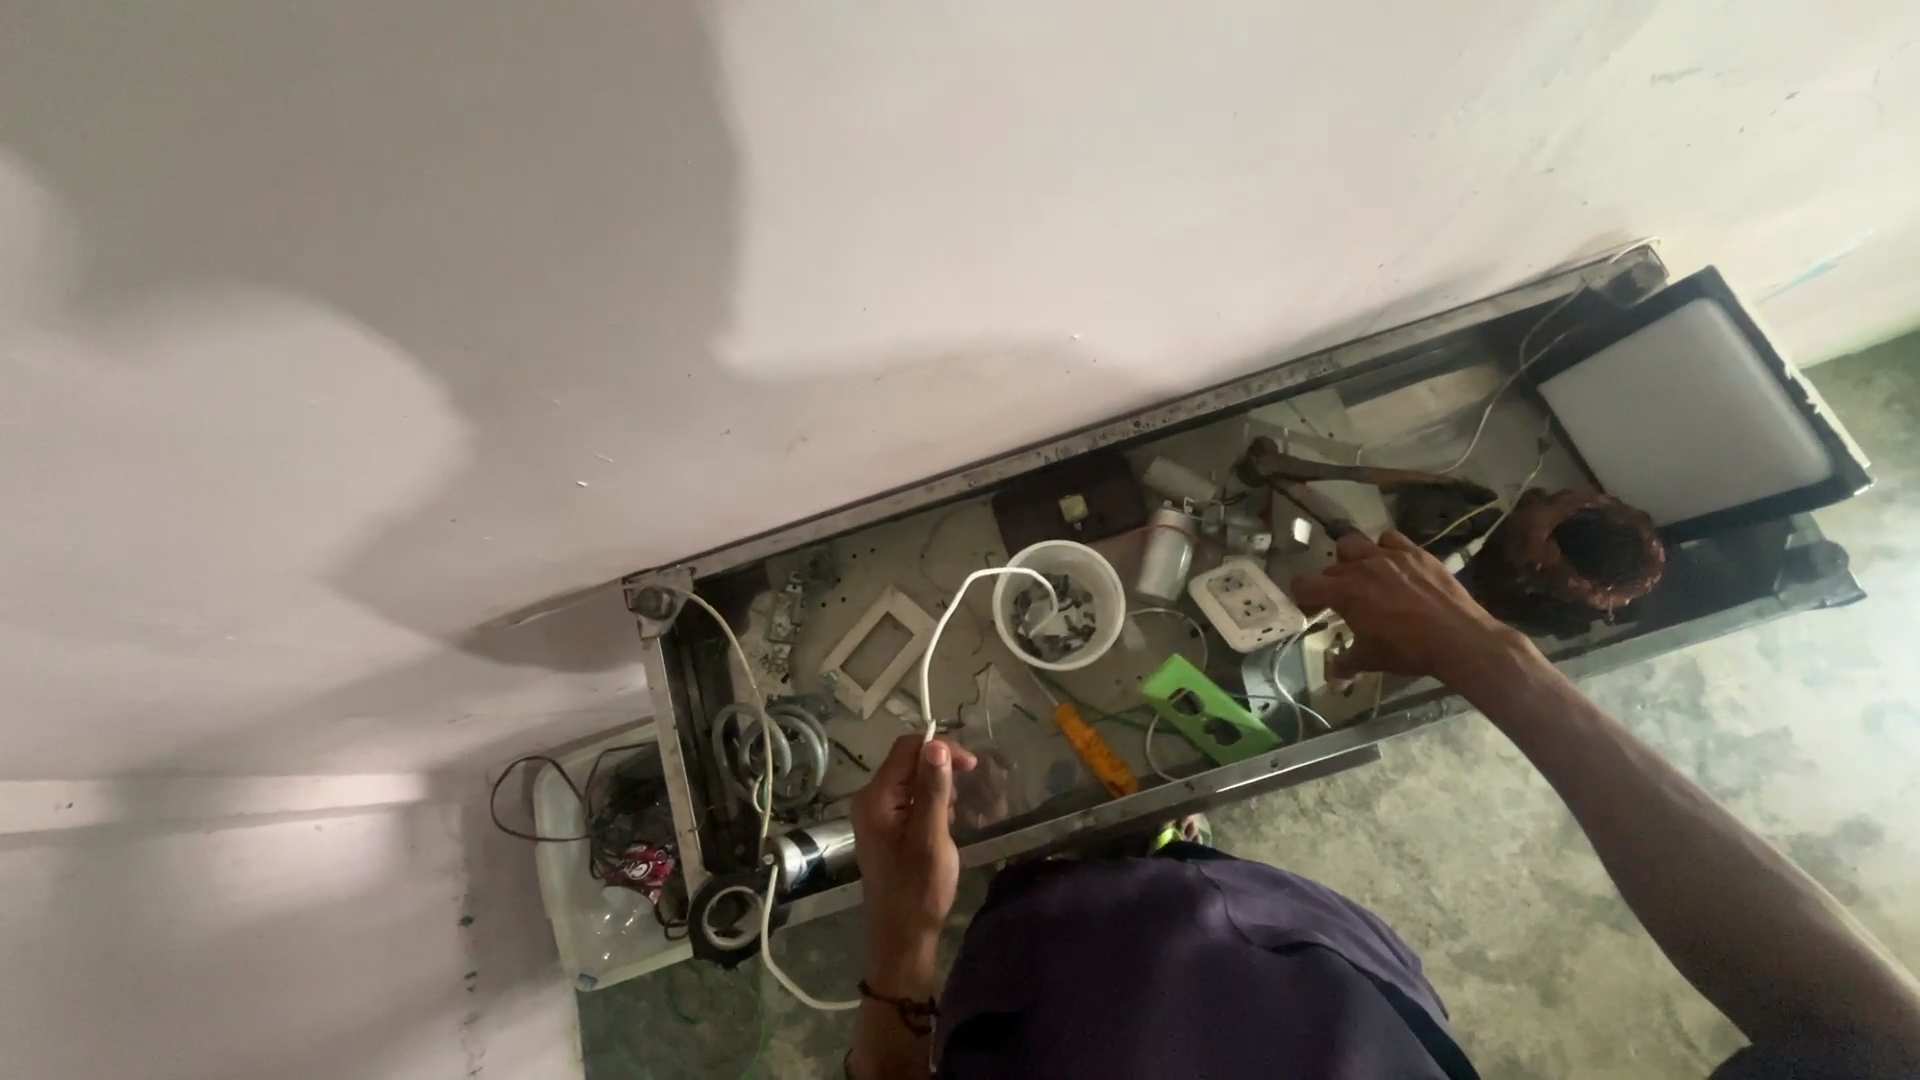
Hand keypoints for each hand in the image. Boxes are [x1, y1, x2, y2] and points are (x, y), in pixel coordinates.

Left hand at [850, 734, 976, 988]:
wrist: (902, 937)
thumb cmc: (918, 889)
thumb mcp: (930, 837)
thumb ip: (933, 790)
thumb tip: (937, 745)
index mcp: (875, 797)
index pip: (907, 748)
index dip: (940, 748)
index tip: (971, 765)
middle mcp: (871, 799)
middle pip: (909, 762)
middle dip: (941, 771)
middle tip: (967, 793)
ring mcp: (877, 814)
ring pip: (913, 780)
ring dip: (939, 790)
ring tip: (952, 819)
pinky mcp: (887, 827)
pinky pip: (911, 800)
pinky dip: (932, 805)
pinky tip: (943, 827)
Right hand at [1290, 530, 1536, 689]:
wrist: (1460, 639)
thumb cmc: (1408, 650)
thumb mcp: (1370, 659)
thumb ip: (1345, 664)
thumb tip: (1333, 681)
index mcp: (1343, 593)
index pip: (1303, 584)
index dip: (1302, 597)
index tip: (1312, 610)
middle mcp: (1360, 568)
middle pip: (1330, 568)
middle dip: (1330, 584)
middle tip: (1342, 601)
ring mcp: (1388, 557)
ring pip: (1353, 544)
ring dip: (1351, 558)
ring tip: (1363, 574)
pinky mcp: (1414, 553)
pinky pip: (1389, 539)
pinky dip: (1384, 548)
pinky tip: (1392, 565)